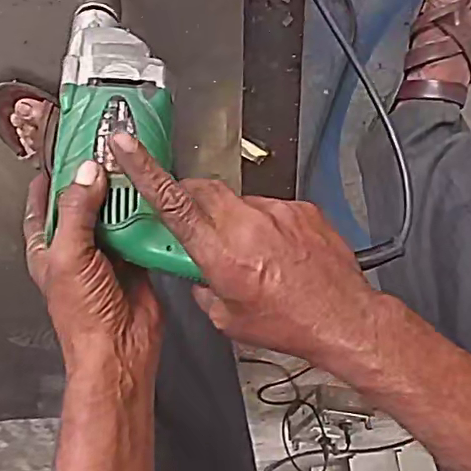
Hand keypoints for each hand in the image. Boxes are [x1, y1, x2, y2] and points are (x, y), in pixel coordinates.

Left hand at [23, 161, 161, 382]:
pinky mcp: (135, 261)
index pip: (44, 203)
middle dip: (94, 181)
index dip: (51, 177)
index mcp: (49, 248)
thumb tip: (88, 174)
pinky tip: (151, 202)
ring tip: (130, 171)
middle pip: (83, 205)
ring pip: (114, 216)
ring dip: (123, 198)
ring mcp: (106, 255)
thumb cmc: (83, 316)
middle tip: (107, 154)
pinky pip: (140, 232)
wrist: (119, 348)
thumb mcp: (70, 256)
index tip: (66, 150)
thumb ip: (77, 212)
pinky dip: (146, 218)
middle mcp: (77, 249)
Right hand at [108, 132, 384, 364]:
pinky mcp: (302, 209)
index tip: (126, 147)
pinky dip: (268, 225)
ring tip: (255, 253)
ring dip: (236, 219)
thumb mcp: (230, 320)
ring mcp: (279, 214)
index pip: (172, 203)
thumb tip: (199, 277)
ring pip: (239, 201)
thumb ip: (204, 289)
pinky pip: (272, 208)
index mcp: (223, 255)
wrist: (344, 318)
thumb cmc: (293, 324)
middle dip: (192, 199)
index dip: (143, 169)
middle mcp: (249, 227)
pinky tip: (281, 251)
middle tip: (197, 224)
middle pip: (203, 189)